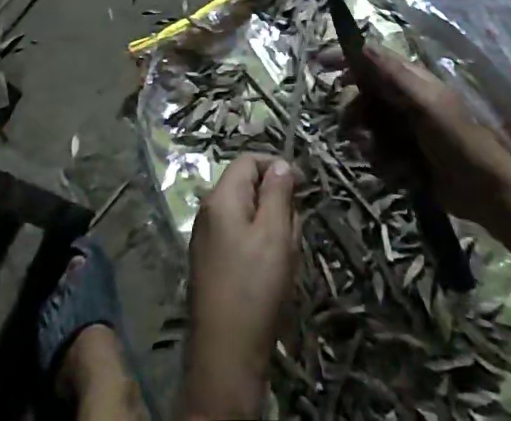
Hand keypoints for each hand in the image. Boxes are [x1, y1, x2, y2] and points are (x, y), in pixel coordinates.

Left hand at [183, 153, 295, 419]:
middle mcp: (208, 211)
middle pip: (246, 186)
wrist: (225, 350)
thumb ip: (277, 193)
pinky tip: (272, 273)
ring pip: (246, 214)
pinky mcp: (211, 262)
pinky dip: (259, 245)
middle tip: (296, 230)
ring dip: (271, 227)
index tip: (304, 186)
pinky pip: (239, 237)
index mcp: (220, 198)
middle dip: (276, 201)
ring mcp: (206, 237)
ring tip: (287, 257)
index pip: (247, 161)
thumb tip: (279, 163)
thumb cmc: (254, 286)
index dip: (276, 166)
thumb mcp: (275, 234)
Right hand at [322, 43, 510, 219]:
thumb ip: (394, 75)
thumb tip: (362, 46)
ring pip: (365, 131)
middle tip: (358, 132)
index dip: (344, 58)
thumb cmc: (459, 141)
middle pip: (360, 99)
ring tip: (393, 162)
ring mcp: (402, 131)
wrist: (486, 193)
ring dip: (373, 148)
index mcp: (411, 82)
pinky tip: (406, 176)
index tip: (319, 65)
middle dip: (356, 118)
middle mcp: (403, 102)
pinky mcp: (402, 158)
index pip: (371, 59)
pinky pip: (377, 157)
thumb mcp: (426, 104)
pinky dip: (387, 167)